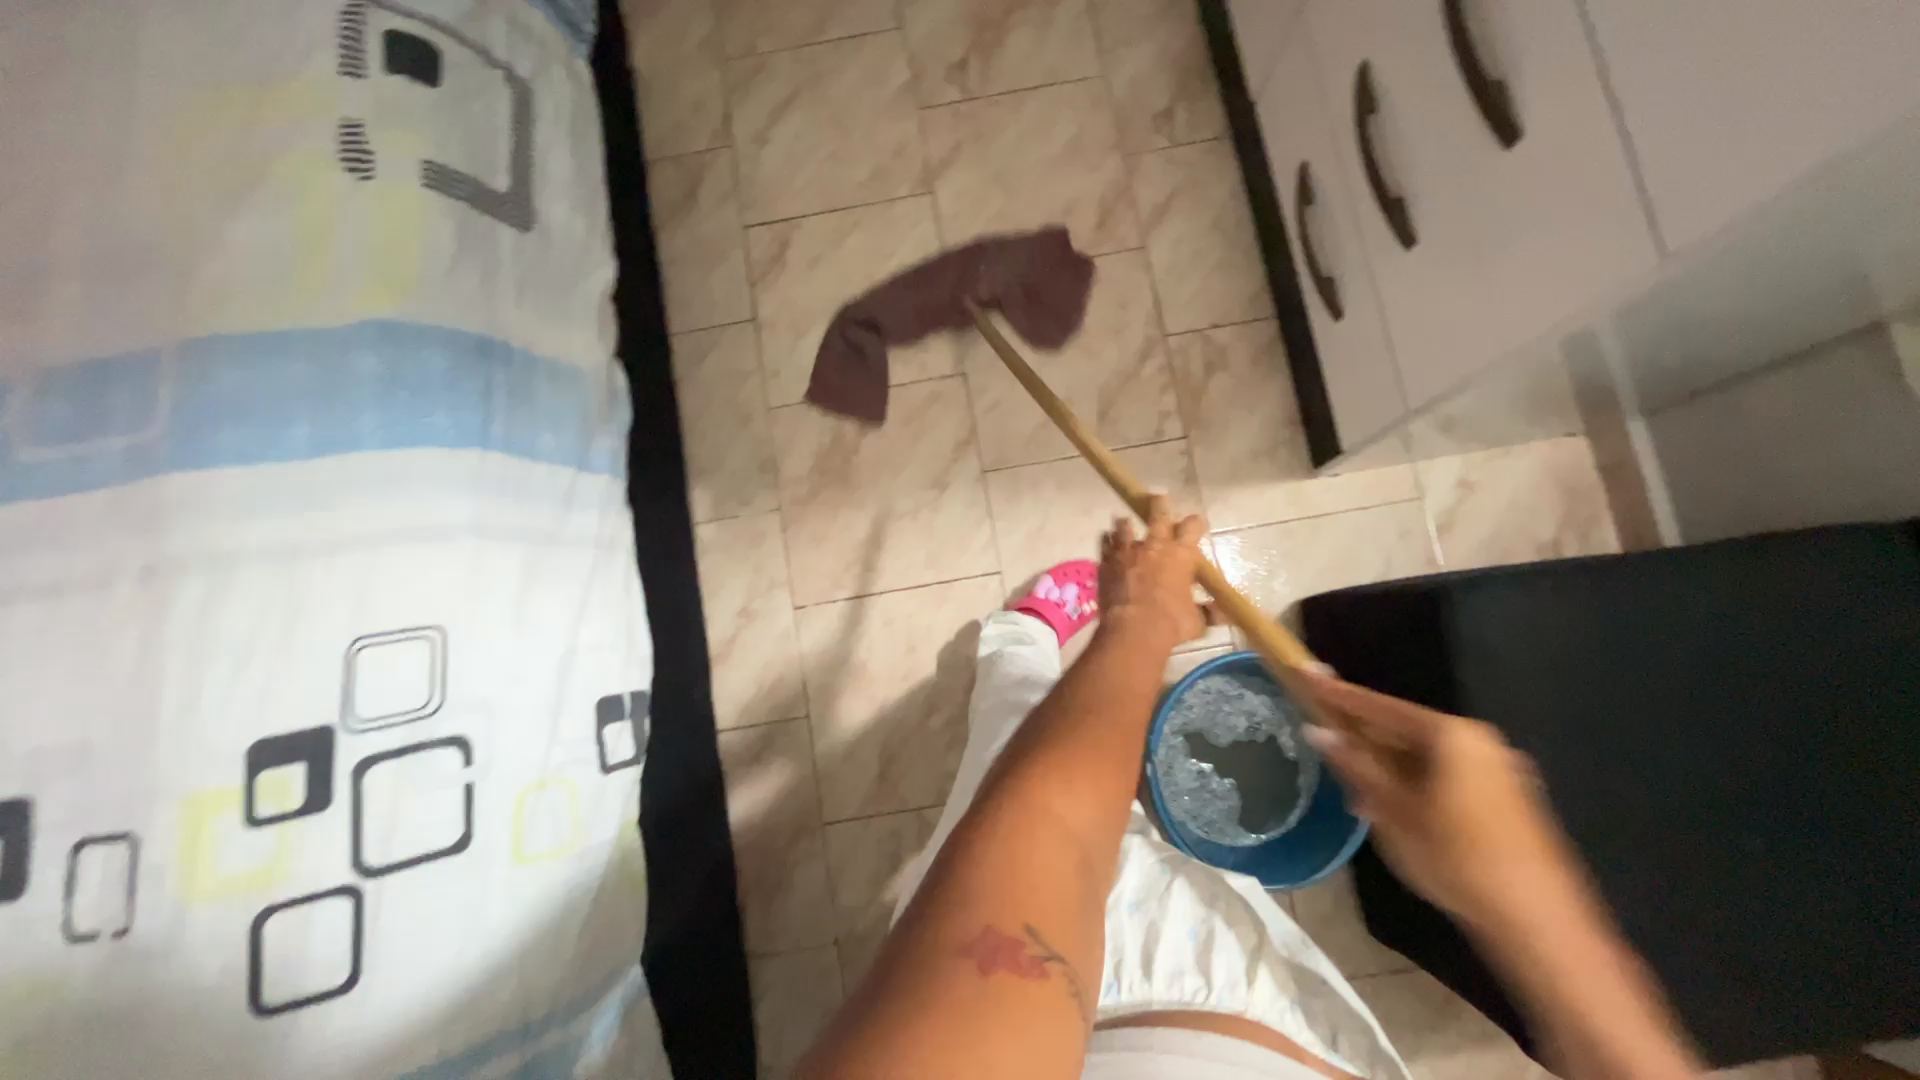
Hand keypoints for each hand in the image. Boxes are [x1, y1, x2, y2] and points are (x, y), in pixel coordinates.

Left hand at [1097, 496, 1210, 652]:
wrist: (1133, 628)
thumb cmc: (1171, 623)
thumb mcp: (1195, 620)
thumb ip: (1207, 613)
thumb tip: (1223, 615)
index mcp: (1181, 555)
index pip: (1192, 528)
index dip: (1195, 523)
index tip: (1196, 521)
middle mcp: (1154, 546)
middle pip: (1158, 516)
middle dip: (1159, 505)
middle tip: (1157, 496)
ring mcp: (1127, 552)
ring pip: (1125, 528)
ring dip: (1126, 524)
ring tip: (1124, 520)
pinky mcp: (1106, 563)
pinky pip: (1105, 545)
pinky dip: (1106, 542)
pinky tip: (1105, 539)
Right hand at [1301, 674, 1588, 928]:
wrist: (1538, 922)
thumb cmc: (1456, 858)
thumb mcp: (1394, 811)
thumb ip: (1357, 766)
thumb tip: (1318, 731)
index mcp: (1452, 736)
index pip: (1380, 706)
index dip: (1339, 694)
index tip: (1306, 672)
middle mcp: (1480, 742)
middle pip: (1406, 730)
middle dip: (1365, 741)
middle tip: (1328, 747)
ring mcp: (1499, 770)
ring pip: (1426, 757)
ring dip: (1388, 769)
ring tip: (1359, 795)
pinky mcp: (1508, 799)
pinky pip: (1448, 777)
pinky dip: (1416, 784)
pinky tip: (1397, 812)